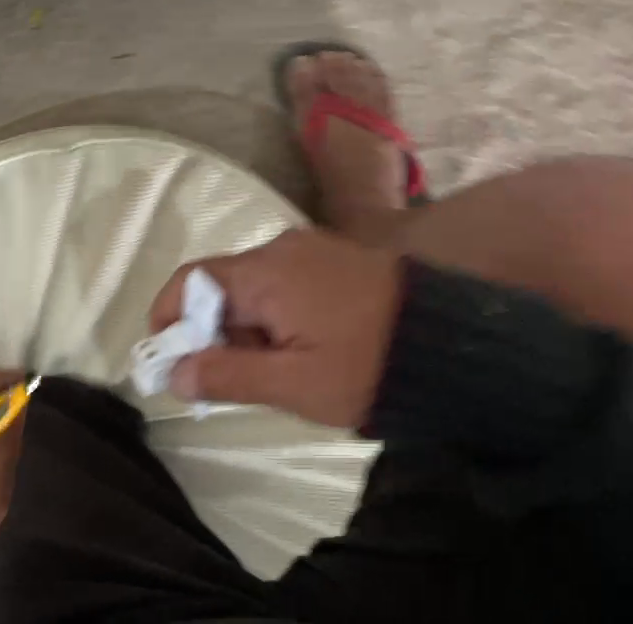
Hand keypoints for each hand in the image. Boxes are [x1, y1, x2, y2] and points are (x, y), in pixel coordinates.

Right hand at [147, 229, 403, 428]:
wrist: (464, 346)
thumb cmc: (369, 366)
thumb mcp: (296, 385)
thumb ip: (228, 375)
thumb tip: (172, 372)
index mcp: (262, 273)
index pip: (189, 282)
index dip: (168, 317)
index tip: (170, 359)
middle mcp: (279, 247)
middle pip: (221, 284)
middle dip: (215, 330)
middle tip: (237, 378)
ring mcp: (310, 248)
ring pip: (254, 285)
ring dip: (249, 324)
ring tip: (283, 369)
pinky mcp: (337, 256)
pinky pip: (285, 281)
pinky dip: (278, 312)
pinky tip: (308, 346)